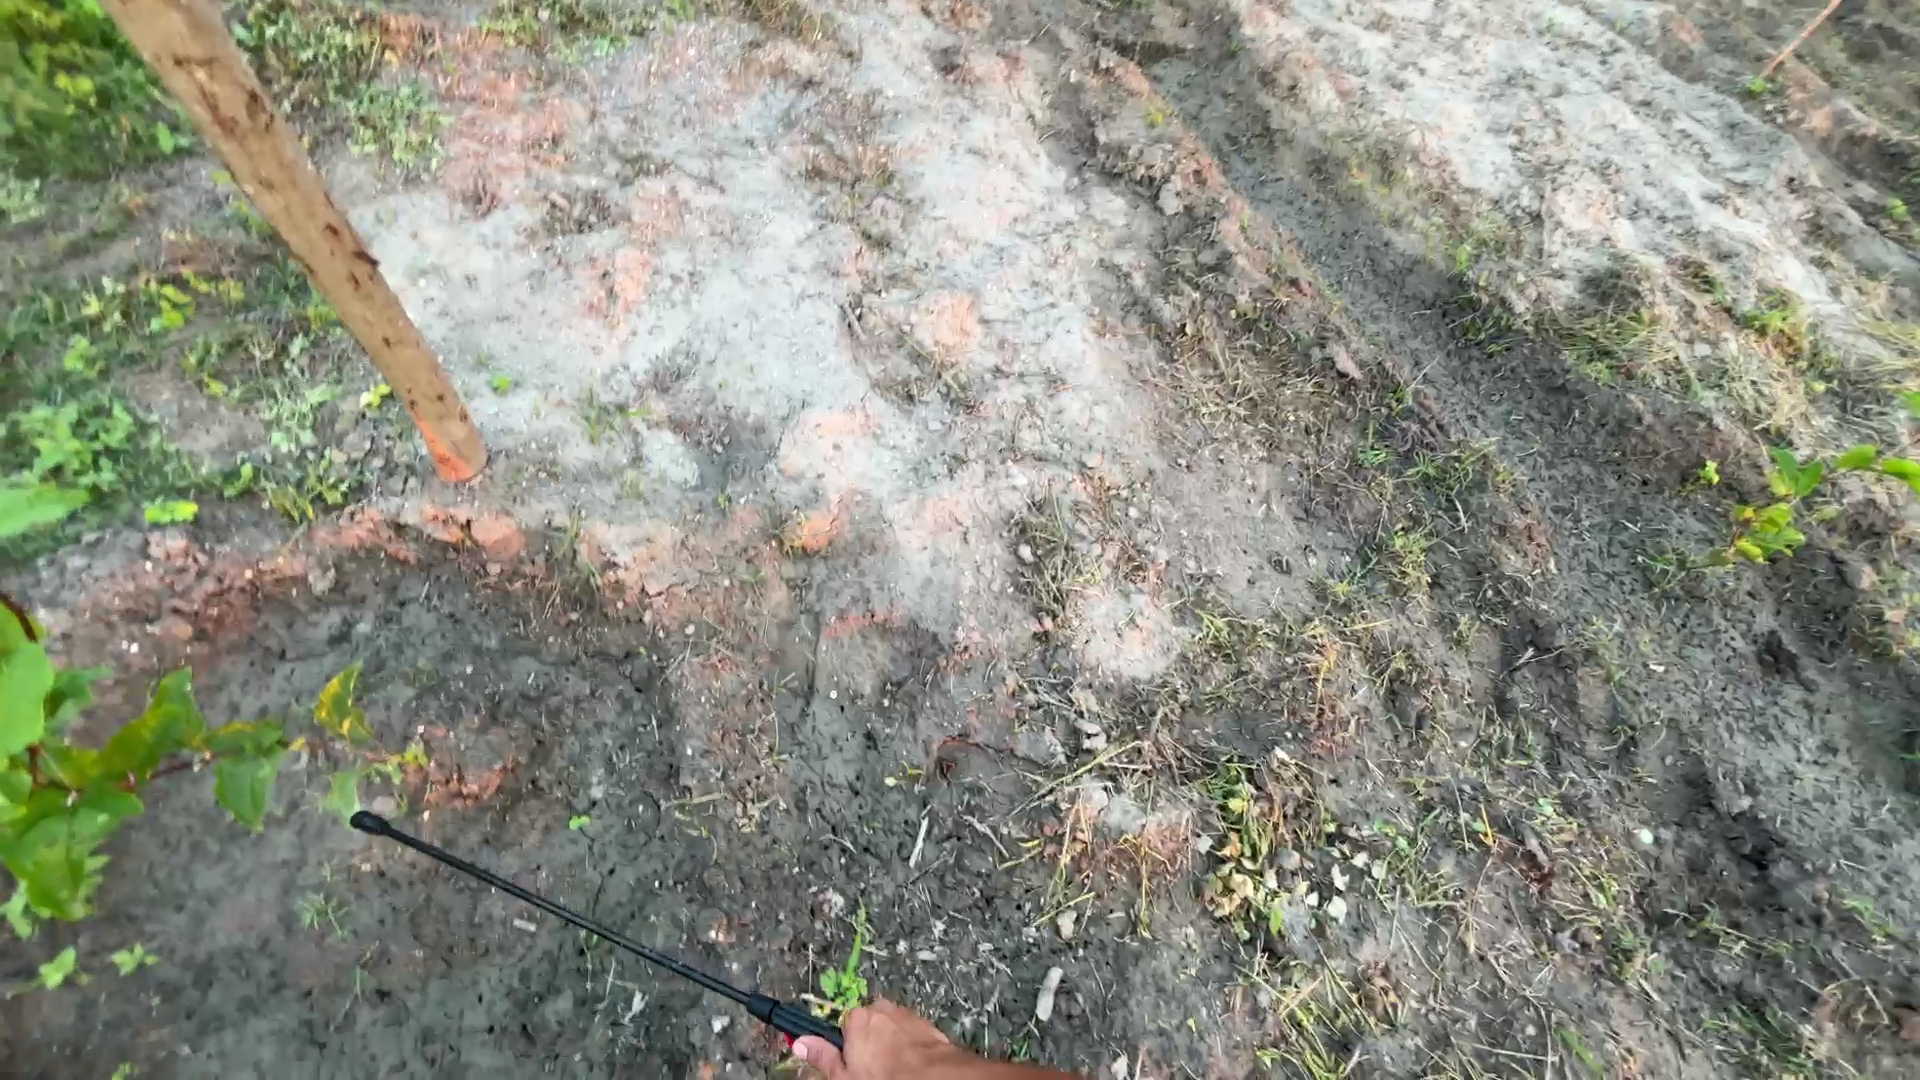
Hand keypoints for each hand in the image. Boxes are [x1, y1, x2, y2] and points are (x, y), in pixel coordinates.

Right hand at [792, 999, 970, 1078]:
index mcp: (856, 1017)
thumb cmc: (884, 1079)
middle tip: (869, 1071)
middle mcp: (879, 1008)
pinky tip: (907, 1065)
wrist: (930, 1077)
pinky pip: (907, 1032)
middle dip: (867, 1045)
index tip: (849, 1061)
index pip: (842, 1026)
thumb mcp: (844, 1077)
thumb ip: (822, 1056)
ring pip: (888, 1029)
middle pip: (867, 1026)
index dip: (845, 1047)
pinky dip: (906, 1045)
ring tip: (890, 1070)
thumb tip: (801, 1043)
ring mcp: (902, 1013)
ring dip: (888, 1045)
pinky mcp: (921, 1022)